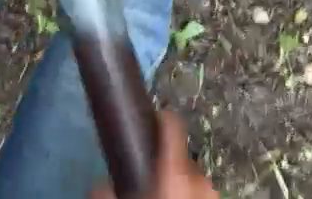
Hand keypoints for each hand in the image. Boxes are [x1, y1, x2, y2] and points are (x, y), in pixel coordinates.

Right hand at [92, 114, 216, 198]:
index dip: (160, 120)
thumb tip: (98, 186)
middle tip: (147, 185)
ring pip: (195, 184)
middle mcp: (199, 181)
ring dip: (181, 190)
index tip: (149, 122)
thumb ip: (105, 197)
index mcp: (174, 173)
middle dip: (167, 169)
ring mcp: (213, 198)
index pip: (172, 125)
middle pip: (183, 161)